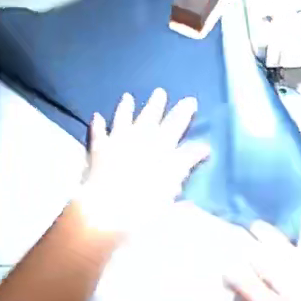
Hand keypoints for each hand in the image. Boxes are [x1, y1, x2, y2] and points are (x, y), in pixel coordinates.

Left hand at [71, 89, 210, 237]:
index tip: (191, 101)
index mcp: (162, 148)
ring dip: (126, 107)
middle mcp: (140, 138)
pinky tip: (97, 116)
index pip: (177, 125)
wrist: (107, 209)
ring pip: (123, 118)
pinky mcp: (99, 149)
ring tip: (127, 97)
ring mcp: (118, 141)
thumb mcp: (173, 186)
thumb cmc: (144, 206)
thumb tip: (203, 149)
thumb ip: (186, 166)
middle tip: (160, 91)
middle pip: (151, 116)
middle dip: (157, 104)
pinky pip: (98, 133)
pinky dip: (98, 125)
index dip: (184, 113)